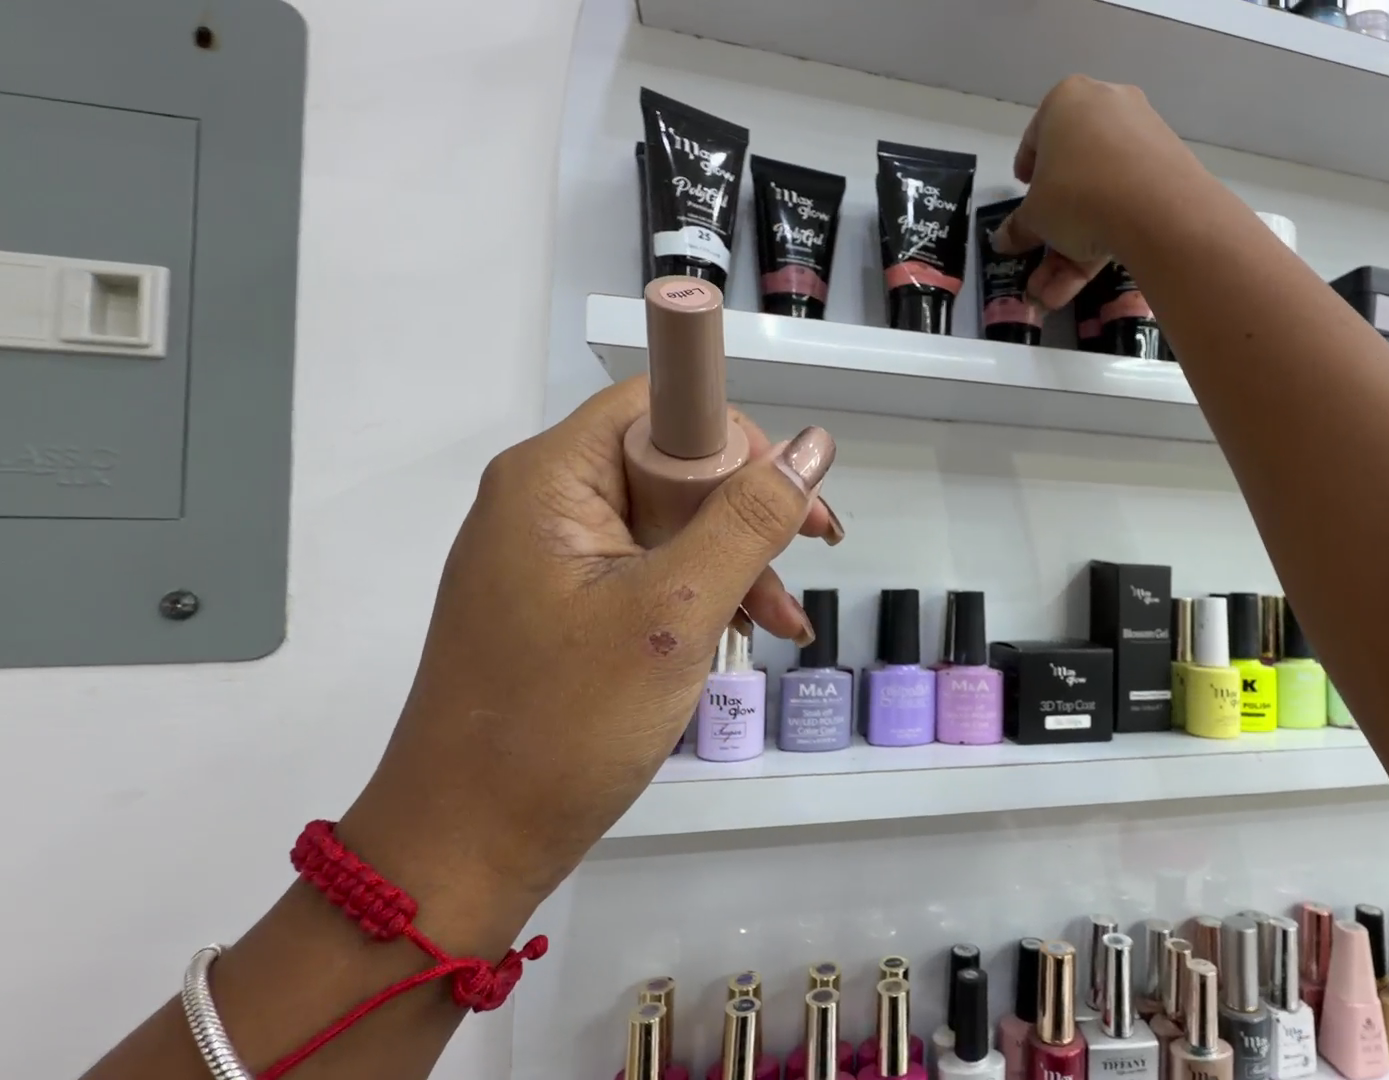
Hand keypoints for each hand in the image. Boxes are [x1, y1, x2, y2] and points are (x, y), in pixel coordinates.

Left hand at [339, 378, 839, 909]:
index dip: (737, 439)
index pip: (661, 406)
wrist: (469, 847)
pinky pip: (651, 571)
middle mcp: (547, 502)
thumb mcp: (675, 612)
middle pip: (673, 466)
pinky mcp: (566, 605)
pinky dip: (704, 596)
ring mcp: (555, 558)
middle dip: (749, 512)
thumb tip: (815, 445)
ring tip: (783, 625)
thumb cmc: (565, 722)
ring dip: (738, 562)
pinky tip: (744, 634)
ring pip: (672, 524)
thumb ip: (749, 520)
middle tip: (816, 551)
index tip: (790, 500)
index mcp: (552, 479)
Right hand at [989, 75, 1207, 309]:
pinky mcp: (1166, 171)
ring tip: (1051, 293)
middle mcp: (1106, 107)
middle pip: (1071, 171)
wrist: (1156, 207)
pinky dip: (1102, 240)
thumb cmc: (1076, 194)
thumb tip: (1003, 239)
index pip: (1036, 137)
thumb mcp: (1035, 216)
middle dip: (1051, 223)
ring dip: (1070, 247)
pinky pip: (1124, 204)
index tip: (1023, 189)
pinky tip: (1079, 282)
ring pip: (1097, 196)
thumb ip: (1019, 227)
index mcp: (1066, 101)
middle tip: (1038, 250)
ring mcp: (1141, 138)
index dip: (1026, 169)